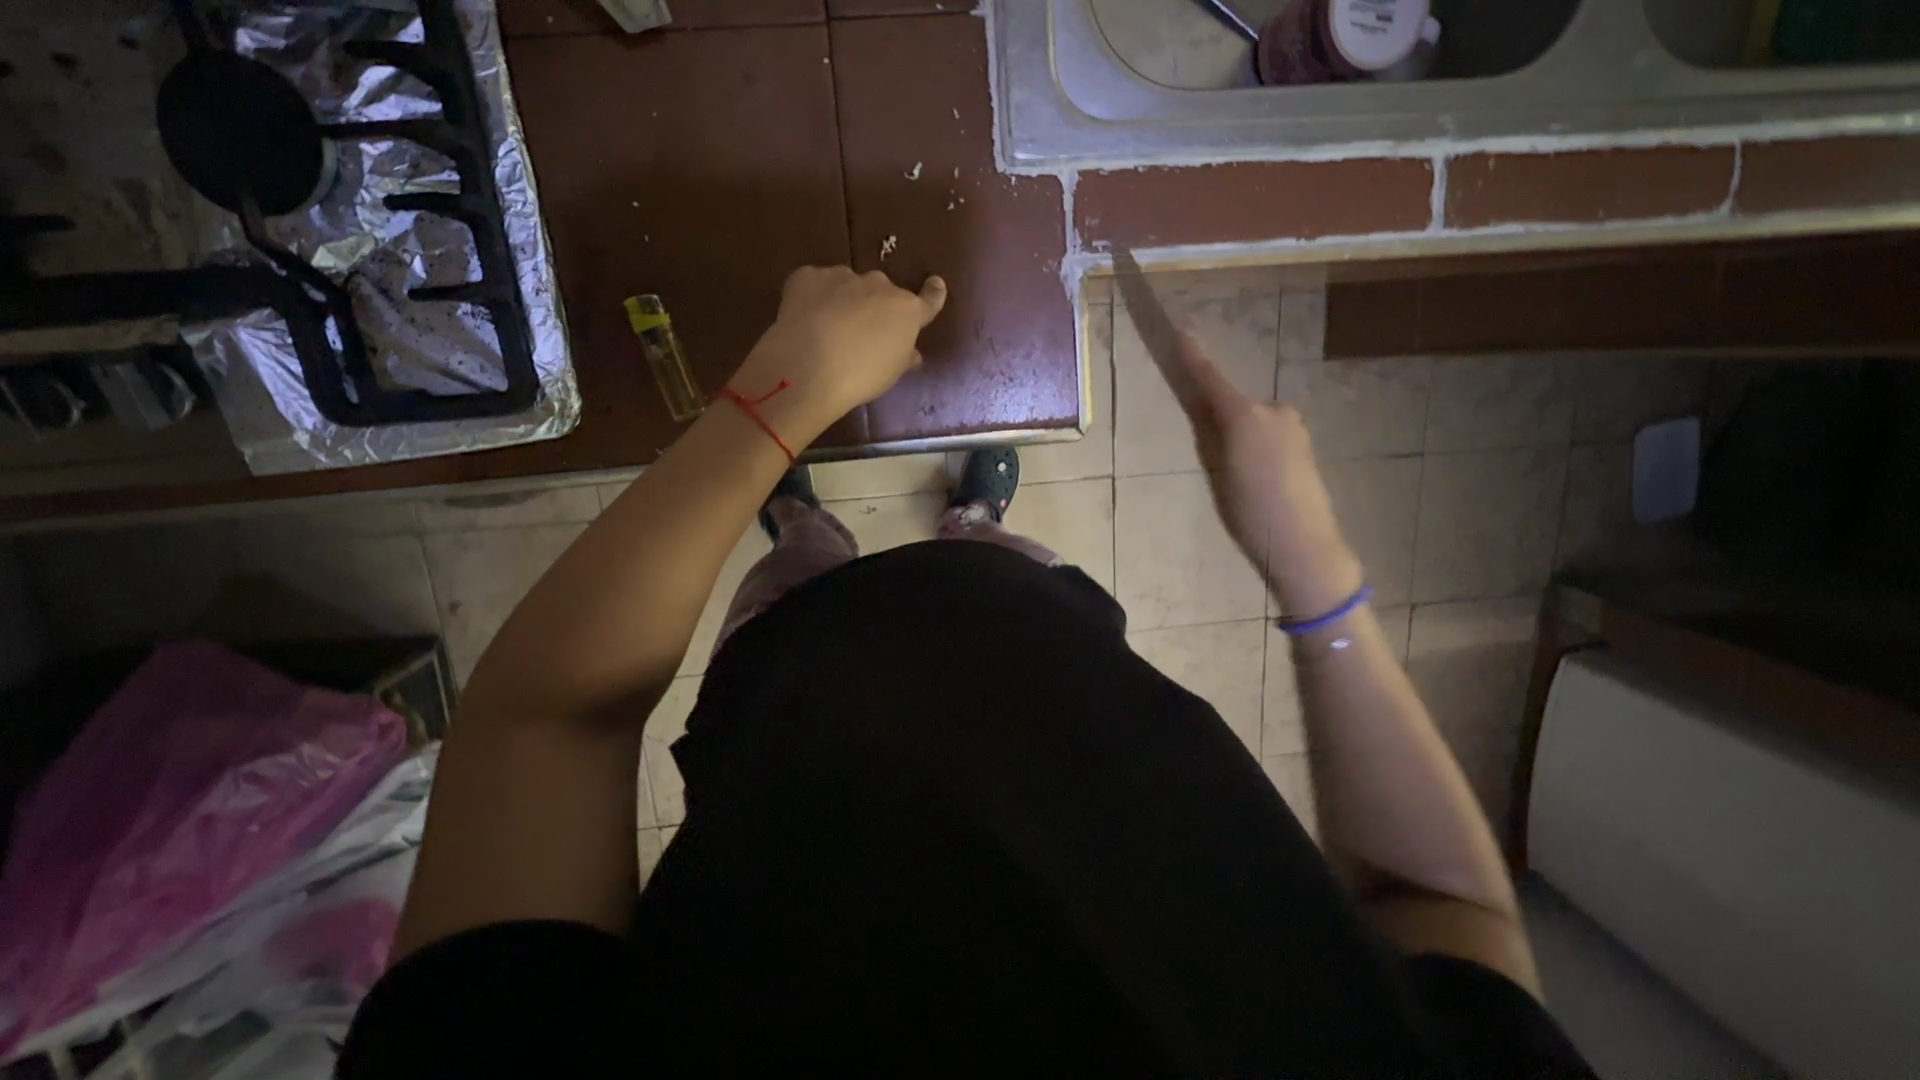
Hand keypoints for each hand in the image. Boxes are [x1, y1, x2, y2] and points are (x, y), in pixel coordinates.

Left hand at [729, 266, 948, 441]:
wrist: (810, 367)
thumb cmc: (861, 377)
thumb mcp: (891, 373)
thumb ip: (904, 356)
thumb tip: (911, 353)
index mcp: (906, 310)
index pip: (928, 299)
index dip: (933, 293)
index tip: (935, 284)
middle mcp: (879, 285)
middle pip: (881, 292)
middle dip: (874, 305)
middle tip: (860, 331)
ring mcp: (842, 276)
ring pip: (847, 285)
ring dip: (843, 300)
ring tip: (826, 328)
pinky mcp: (809, 276)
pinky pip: (815, 284)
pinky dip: (812, 297)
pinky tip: (803, 319)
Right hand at [1165, 334, 1363, 615]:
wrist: (1303, 548)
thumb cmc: (1251, 512)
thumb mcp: (1217, 471)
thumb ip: (1207, 430)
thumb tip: (1199, 401)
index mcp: (1248, 415)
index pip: (1212, 381)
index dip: (1194, 360)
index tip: (1180, 333)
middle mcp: (1274, 411)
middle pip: (1233, 405)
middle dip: (1216, 419)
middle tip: (1206, 455)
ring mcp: (1293, 429)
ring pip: (1251, 423)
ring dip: (1237, 438)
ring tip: (1232, 480)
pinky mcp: (1304, 448)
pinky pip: (1266, 438)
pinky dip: (1253, 449)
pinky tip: (1254, 485)